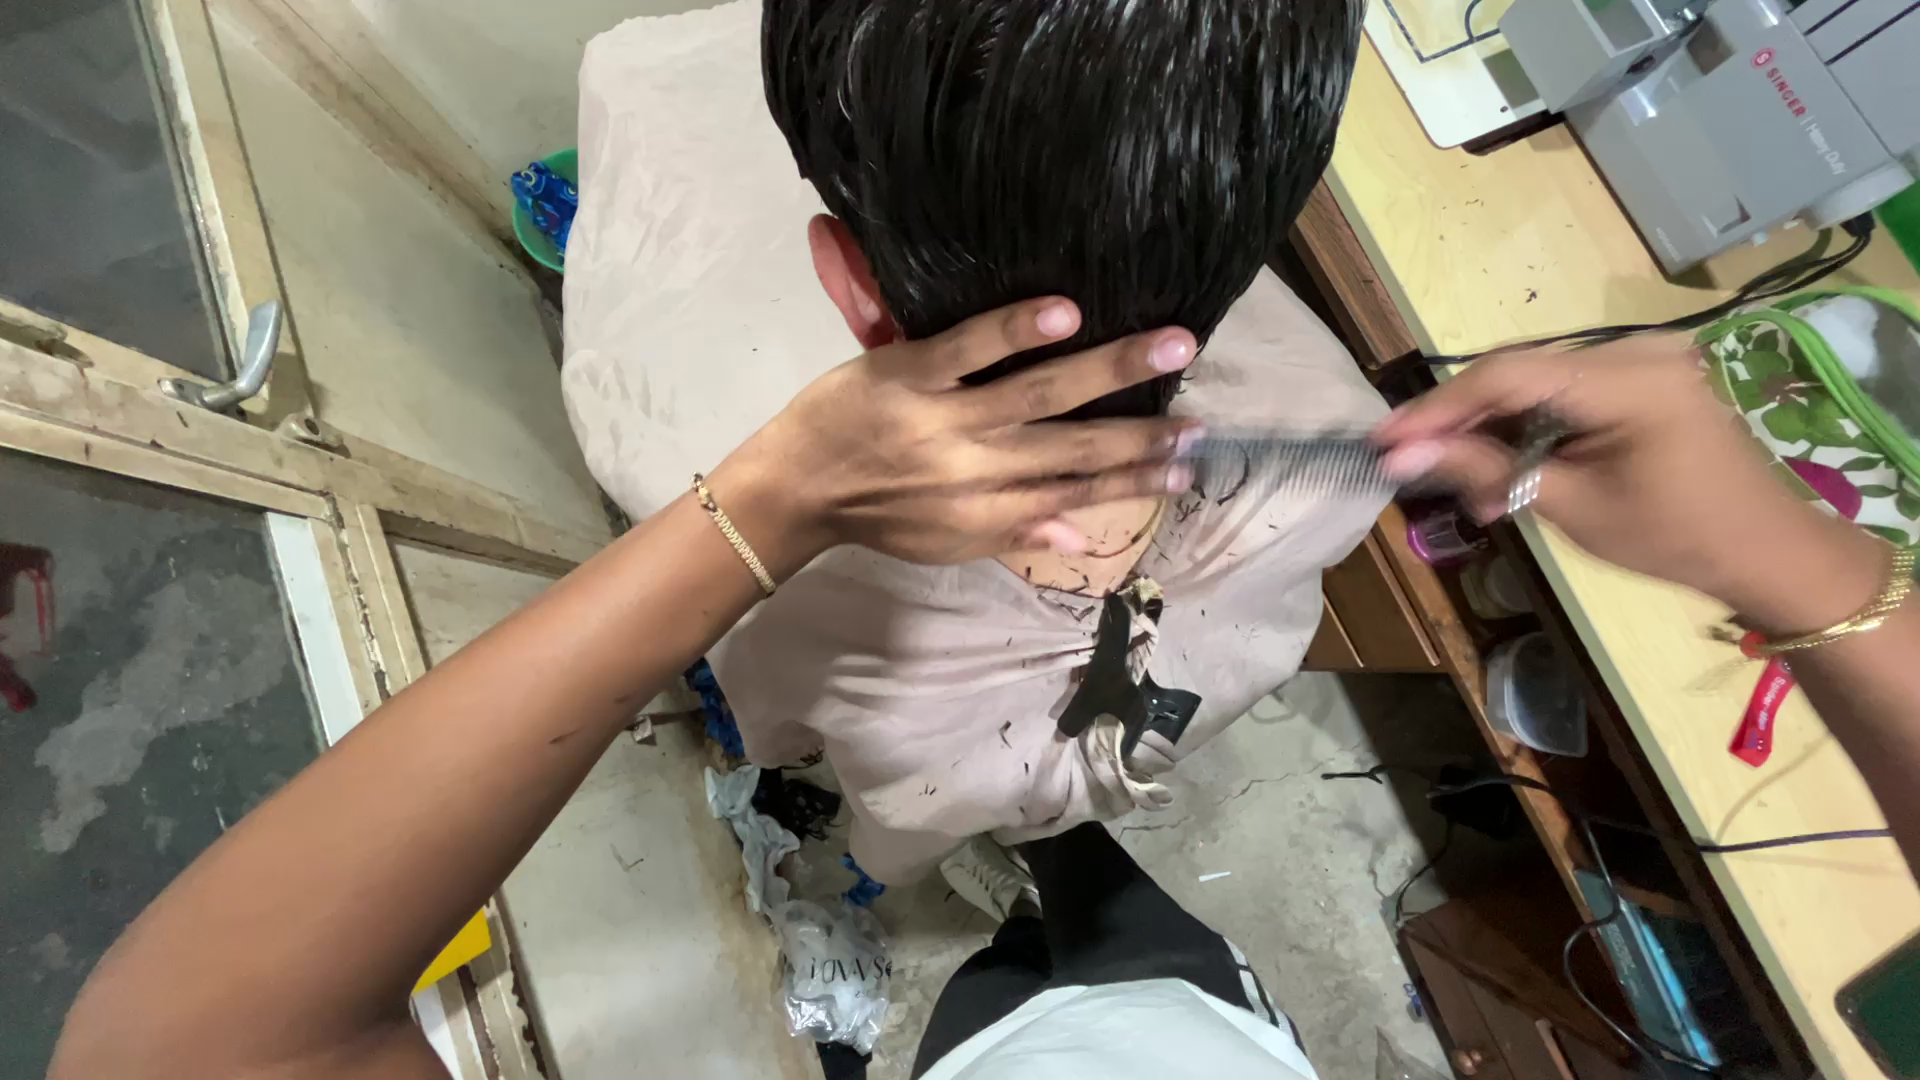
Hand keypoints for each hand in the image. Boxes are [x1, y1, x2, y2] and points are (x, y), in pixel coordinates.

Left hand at [708, 297, 1200, 569]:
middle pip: (1077, 448)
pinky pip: (968, 348)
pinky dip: (1016, 330)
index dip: (1135, 483)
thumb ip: (1015, 534)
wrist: (798, 491)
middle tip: (1203, 413)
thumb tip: (1081, 535)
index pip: (1078, 495)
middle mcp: (981, 469)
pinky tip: (1068, 313)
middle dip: (1144, 433)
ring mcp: (946, 419)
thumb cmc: (878, 517)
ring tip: (1173, 345)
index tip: (1187, 470)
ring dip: (1111, 370)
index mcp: (991, 512)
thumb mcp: (947, 544)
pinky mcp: (908, 374)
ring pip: (1040, 393)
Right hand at [1372, 337, 1885, 633]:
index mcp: (1633, 381)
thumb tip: (1397, 457)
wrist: (1763, 548)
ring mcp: (1637, 359)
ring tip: (1462, 487)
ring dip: (1483, 434)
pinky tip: (1500, 474)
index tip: (1382, 439)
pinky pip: (1550, 394)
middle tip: (1407, 462)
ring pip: (1522, 385)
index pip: (1505, 377)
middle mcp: (1636, 351)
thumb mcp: (1565, 505)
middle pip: (1510, 375)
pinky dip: (1516, 432)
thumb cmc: (1671, 536)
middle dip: (1454, 423)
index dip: (1435, 408)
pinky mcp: (1632, 375)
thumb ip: (1480, 469)